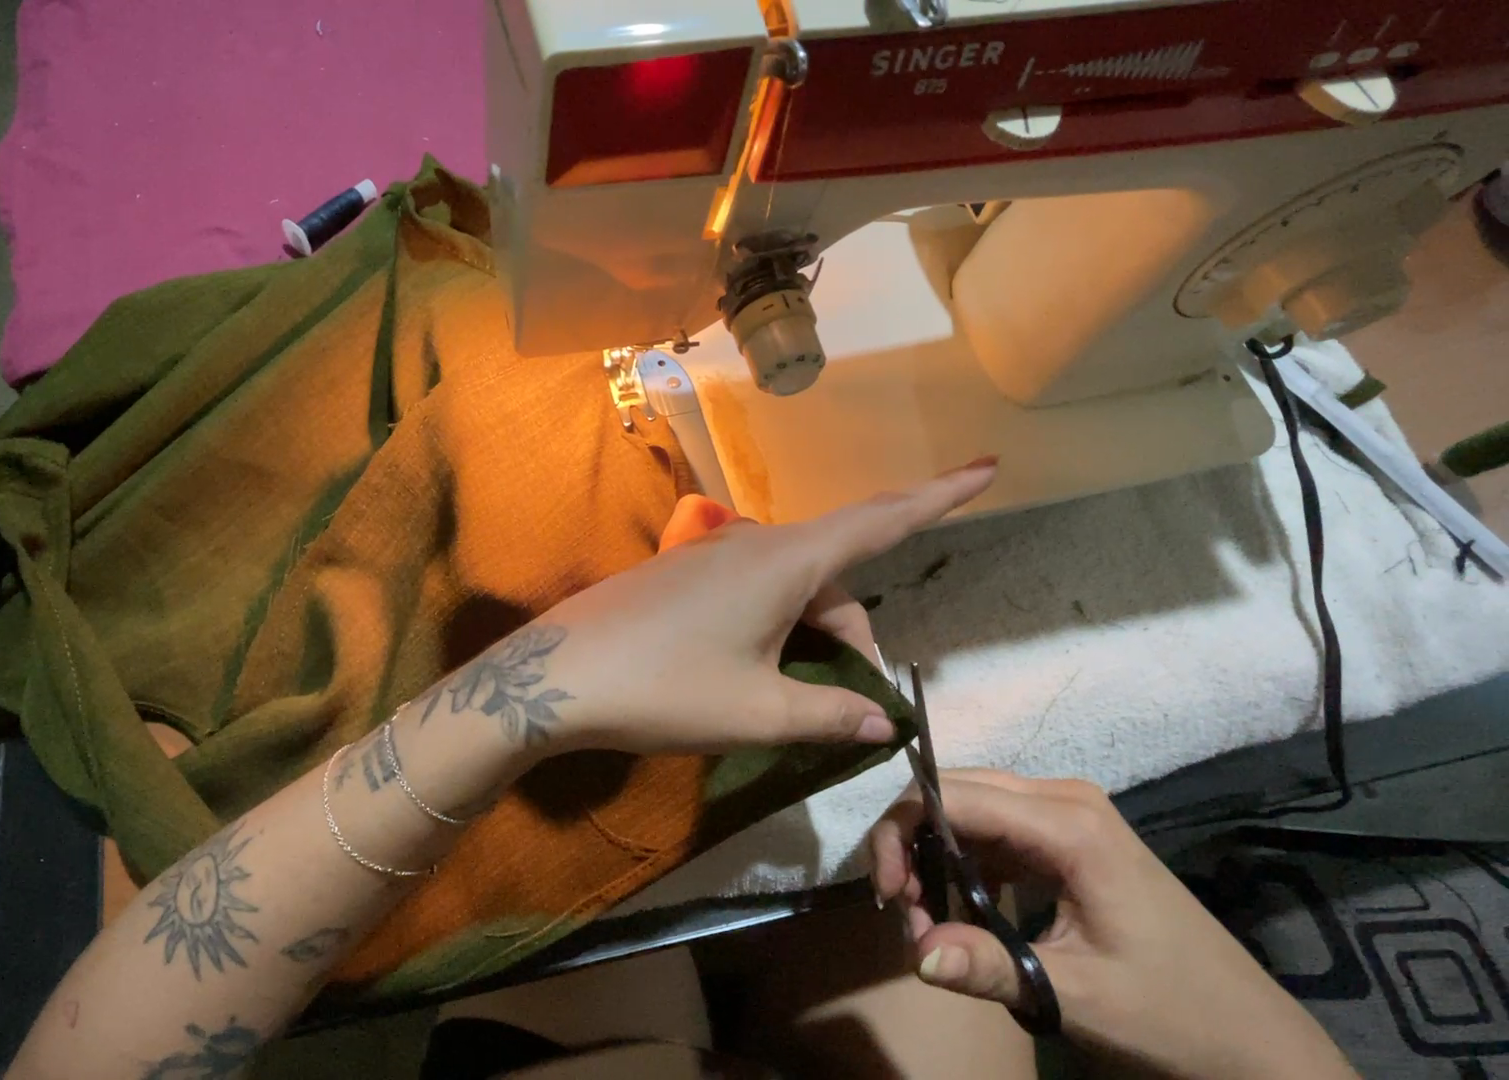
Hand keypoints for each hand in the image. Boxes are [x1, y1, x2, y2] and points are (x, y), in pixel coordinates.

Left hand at [474, 457, 995, 756]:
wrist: (555, 678)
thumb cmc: (663, 690)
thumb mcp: (758, 711)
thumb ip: (832, 712)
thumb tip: (883, 720)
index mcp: (784, 561)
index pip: (881, 521)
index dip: (940, 497)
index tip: (987, 467)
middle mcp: (751, 543)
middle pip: (833, 577)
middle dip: (850, 636)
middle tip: (843, 705)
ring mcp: (709, 555)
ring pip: (789, 588)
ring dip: (807, 638)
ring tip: (785, 700)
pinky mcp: (680, 574)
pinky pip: (749, 591)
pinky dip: (770, 628)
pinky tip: (746, 673)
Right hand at [868, 770, 1357, 1078]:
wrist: (1252, 1039)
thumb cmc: (1173, 1013)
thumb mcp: (1078, 996)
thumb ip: (992, 968)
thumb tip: (916, 955)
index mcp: (1069, 824)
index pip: (950, 797)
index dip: (900, 834)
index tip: (887, 895)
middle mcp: (1061, 798)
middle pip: (952, 793)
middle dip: (908, 843)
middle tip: (901, 909)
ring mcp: (1064, 812)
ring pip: (964, 807)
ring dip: (929, 853)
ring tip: (924, 916)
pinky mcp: (1063, 834)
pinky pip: (988, 827)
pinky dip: (956, 860)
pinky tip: (955, 907)